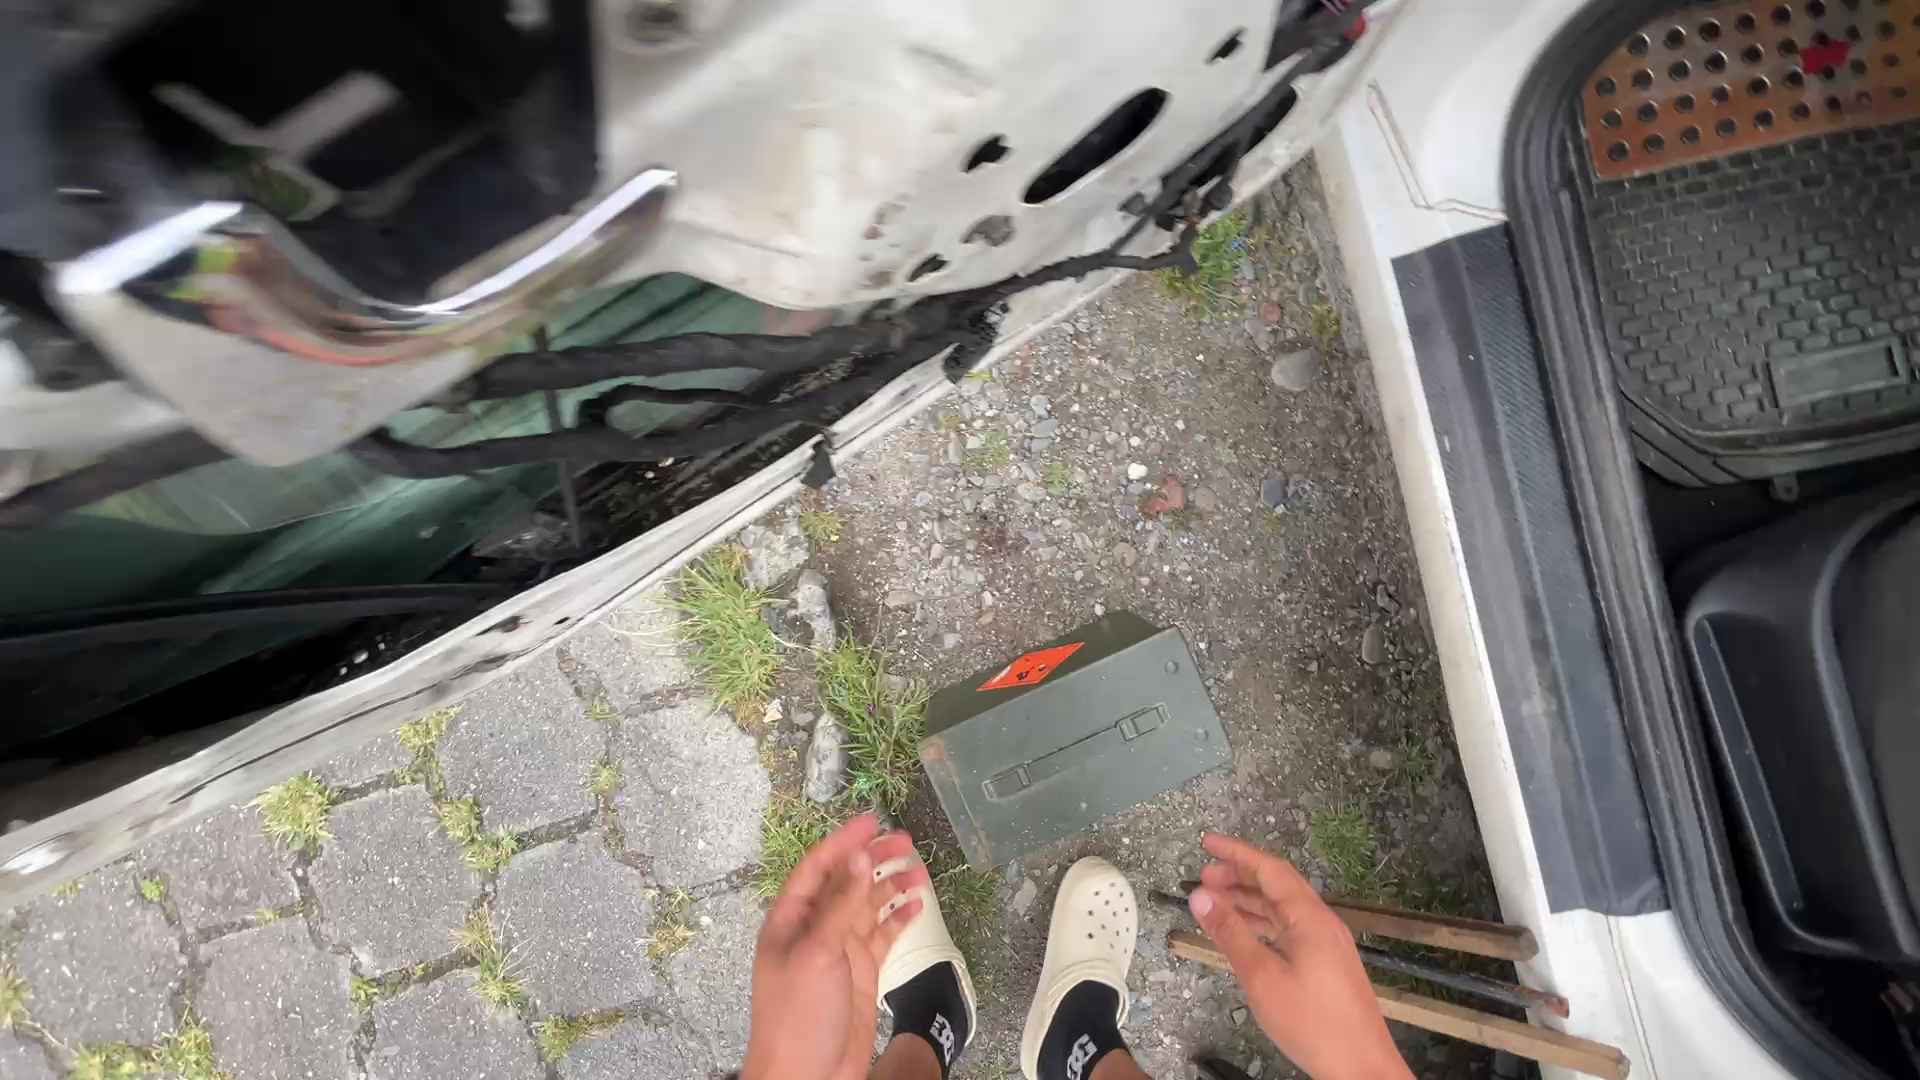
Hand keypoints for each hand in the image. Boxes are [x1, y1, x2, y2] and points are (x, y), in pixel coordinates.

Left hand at [739, 814, 927, 1079]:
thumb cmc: (798, 1013)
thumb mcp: (817, 953)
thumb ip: (841, 903)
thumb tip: (858, 855)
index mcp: (793, 919)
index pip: (819, 866)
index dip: (843, 841)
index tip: (872, 819)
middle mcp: (817, 927)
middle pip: (848, 881)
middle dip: (874, 858)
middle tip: (906, 840)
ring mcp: (841, 949)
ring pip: (869, 904)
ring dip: (891, 884)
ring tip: (920, 869)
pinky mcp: (862, 970)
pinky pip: (883, 934)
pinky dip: (900, 917)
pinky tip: (918, 903)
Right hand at [1188, 833, 1412, 1079]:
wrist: (1365, 1073)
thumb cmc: (1312, 1022)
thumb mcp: (1262, 977)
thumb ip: (1230, 932)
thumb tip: (1198, 895)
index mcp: (1308, 916)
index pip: (1269, 868)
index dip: (1236, 852)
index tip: (1207, 842)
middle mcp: (1320, 920)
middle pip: (1277, 883)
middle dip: (1238, 873)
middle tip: (1204, 877)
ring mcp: (1327, 942)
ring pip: (1282, 905)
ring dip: (1248, 897)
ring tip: (1216, 900)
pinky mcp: (1328, 962)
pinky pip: (1289, 925)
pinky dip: (1262, 919)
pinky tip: (1244, 929)